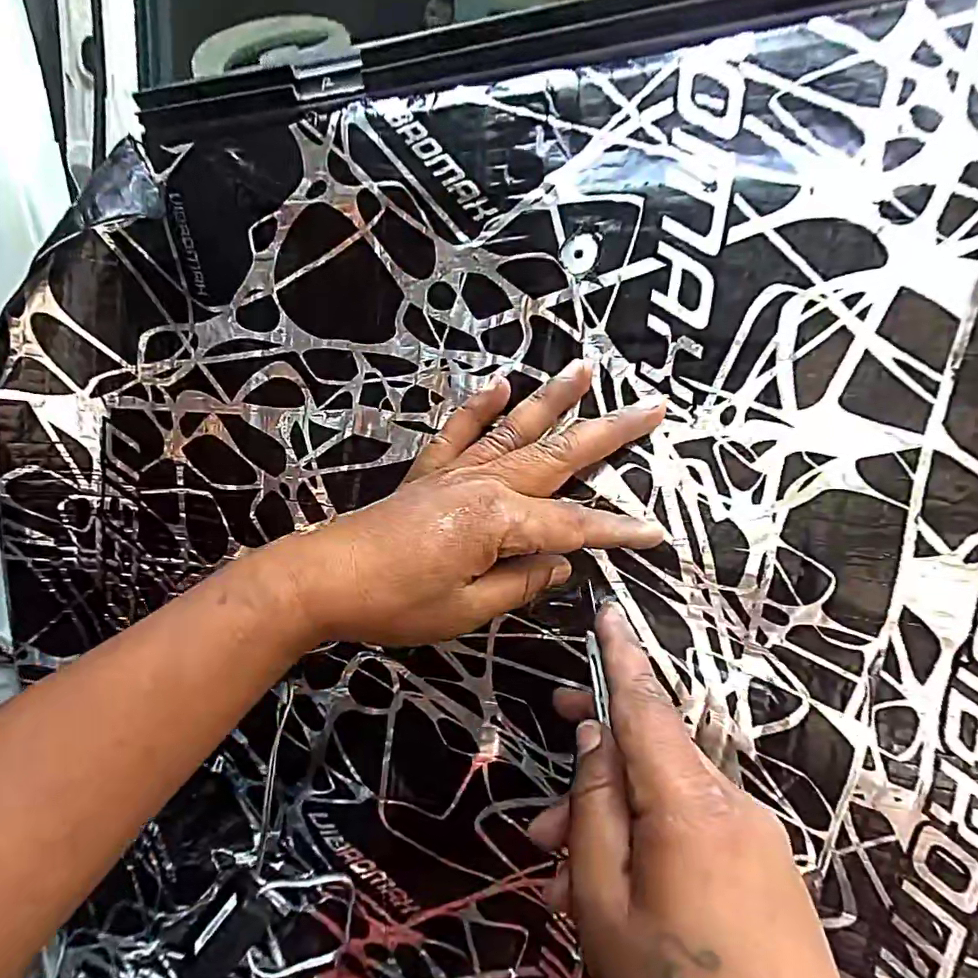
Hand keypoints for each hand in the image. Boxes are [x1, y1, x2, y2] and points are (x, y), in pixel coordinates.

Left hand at [261, 360, 665, 646]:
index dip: (614, 531)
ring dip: (552, 399)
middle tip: (652, 406)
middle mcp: (481, 486)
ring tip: (586, 368)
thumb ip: (518, 585)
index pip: (571, 526)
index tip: (654, 532)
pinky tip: (497, 383)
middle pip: (556, 456)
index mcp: (498, 521)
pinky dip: (476, 406)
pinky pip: (456, 432)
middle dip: (607, 433)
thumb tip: (560, 566)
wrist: (323, 578)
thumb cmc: (392, 602)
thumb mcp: (464, 609)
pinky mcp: (425, 475)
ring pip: (513, 430)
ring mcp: (452, 474)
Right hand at [529, 605, 867, 977]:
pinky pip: (694, 834)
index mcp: (693, 808)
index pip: (646, 707)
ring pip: (664, 803)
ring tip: (567, 889)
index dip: (620, 656)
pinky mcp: (770, 873)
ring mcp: (762, 842)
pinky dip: (646, 849)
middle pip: (647, 761)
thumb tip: (594, 738)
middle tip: (540, 829)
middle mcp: (736, 809)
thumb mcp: (602, 899)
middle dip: (588, 782)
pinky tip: (613, 900)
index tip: (606, 611)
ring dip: (609, 830)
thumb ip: (594, 808)